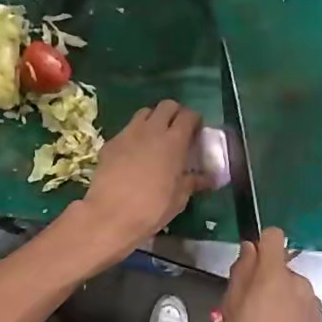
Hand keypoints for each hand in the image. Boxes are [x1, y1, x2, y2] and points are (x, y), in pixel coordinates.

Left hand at [72, 100, 210, 255]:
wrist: (111, 215)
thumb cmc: (152, 208)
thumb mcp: (179, 198)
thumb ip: (194, 182)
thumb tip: (211, 178)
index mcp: (174, 141)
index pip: (189, 115)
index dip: (195, 120)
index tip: (197, 132)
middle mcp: (151, 130)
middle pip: (166, 106)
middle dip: (175, 113)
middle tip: (177, 131)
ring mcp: (128, 134)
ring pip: (144, 113)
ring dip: (153, 120)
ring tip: (155, 138)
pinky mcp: (110, 143)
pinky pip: (126, 130)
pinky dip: (134, 135)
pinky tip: (133, 154)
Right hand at [222, 228, 321, 321]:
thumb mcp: (232, 309)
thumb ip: (241, 273)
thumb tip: (249, 250)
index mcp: (274, 273)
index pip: (274, 236)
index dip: (261, 244)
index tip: (249, 264)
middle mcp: (298, 281)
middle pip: (278, 267)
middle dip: (263, 279)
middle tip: (245, 308)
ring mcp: (312, 301)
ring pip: (288, 288)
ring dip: (275, 299)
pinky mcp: (319, 320)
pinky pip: (298, 305)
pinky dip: (288, 314)